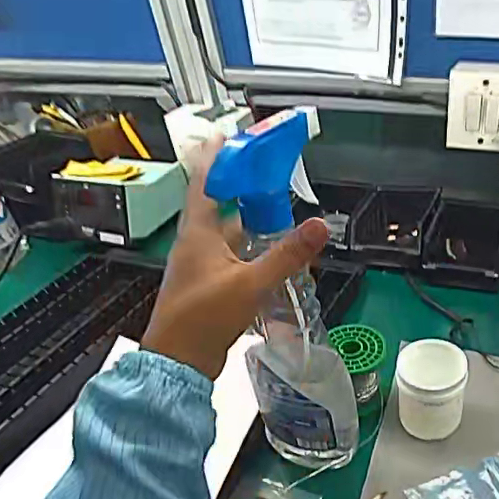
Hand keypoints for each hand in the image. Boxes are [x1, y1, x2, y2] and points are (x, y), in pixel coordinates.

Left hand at [142, 140, 328, 378]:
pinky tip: (271, 262)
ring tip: (281, 222)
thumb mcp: (251, 282)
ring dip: (252, 229)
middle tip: (272, 182)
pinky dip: (252, 256)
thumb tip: (319, 226)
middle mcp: (196, 245)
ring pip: (230, 238)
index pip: (205, 183)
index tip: (229, 137)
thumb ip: (286, 255)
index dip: (217, 158)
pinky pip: (233, 262)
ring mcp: (201, 268)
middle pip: (221, 209)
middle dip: (245, 194)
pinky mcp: (209, 288)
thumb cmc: (204, 317)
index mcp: (198, 233)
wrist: (179, 362)